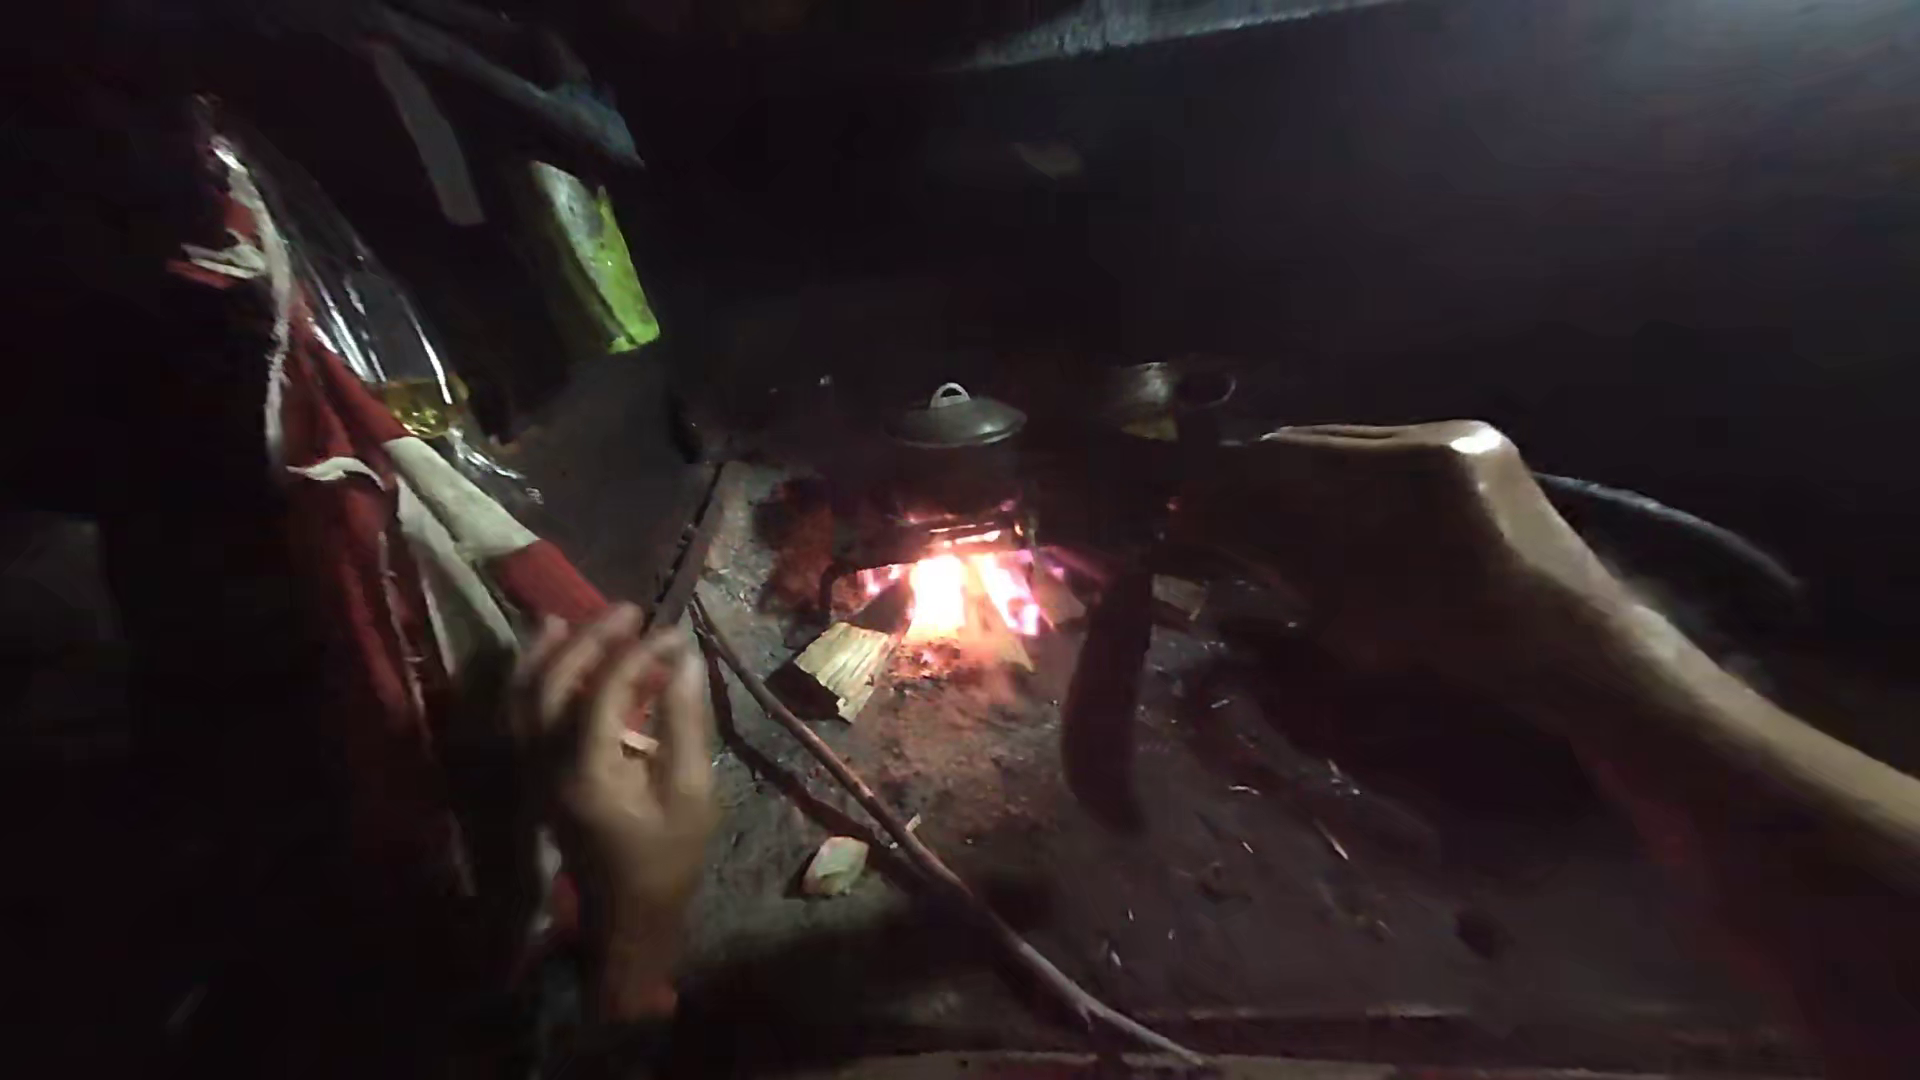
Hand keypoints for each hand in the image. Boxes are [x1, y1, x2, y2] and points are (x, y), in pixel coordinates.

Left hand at [512, 604, 717, 1018]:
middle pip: (552, 686)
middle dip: (589, 640)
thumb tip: (686, 659)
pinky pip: (523, 714)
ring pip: (522, 698)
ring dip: (545, 652)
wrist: (628, 912)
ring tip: (572, 615)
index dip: (639, 655)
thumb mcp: (692, 789)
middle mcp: (547, 766)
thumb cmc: (670, 853)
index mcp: (589, 772)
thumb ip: (686, 721)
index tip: (675, 631)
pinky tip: (551, 653)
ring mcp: (533, 770)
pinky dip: (532, 677)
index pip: (604, 693)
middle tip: (630, 610)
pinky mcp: (536, 773)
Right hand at [1176, 421, 1633, 686]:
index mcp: (1416, 468)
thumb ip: (1269, 544)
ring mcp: (1461, 437)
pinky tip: (1311, 512)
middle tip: (1209, 511)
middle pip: (1313, 442)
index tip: (1184, 505)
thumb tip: (1195, 515)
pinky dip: (1332, 483)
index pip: (1292, 454)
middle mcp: (1440, 433)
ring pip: (1342, 447)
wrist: (1575, 648)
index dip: (1229, 480)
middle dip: (1253, 478)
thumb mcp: (1349, 595)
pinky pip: (1376, 457)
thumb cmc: (1460, 638)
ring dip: (1289, 480)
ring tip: (1252, 515)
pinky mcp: (1473, 451)